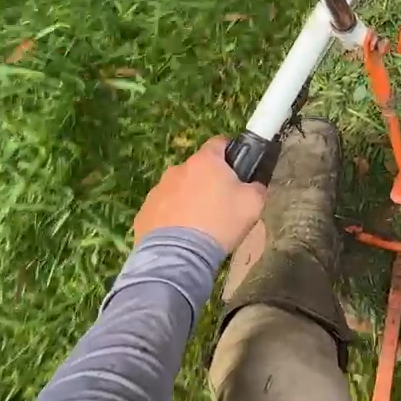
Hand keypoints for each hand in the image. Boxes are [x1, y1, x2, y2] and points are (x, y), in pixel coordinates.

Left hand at [131, 138, 267, 253]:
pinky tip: (181, 237)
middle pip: (198, 169)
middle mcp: (178, 170)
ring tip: (200, 226)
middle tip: (222, 205)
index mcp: (205, 161)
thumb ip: (257, 187)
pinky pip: (163, 210)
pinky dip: (172, 218)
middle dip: (209, 181)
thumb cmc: (220, 223)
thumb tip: (254, 185)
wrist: (178, 257)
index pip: (220, 143)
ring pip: (179, 189)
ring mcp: (157, 191)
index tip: (239, 169)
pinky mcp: (144, 212)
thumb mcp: (254, 203)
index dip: (231, 153)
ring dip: (189, 200)